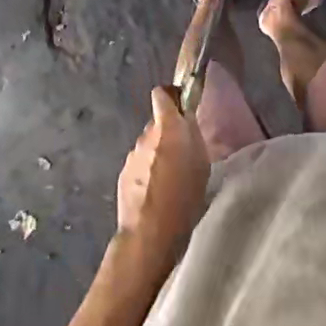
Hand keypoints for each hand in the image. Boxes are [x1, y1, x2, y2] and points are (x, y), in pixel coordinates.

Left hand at [115, 88, 209, 255]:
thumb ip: (192, 134)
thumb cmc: (185, 195)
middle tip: (182, 154)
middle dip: (167, 134)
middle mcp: (146, 134)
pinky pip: (139, 165)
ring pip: (147, 146)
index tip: (180, 108)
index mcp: (167, 126)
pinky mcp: (123, 174)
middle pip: (156, 125)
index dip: (170, 98)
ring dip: (157, 155)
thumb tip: (184, 118)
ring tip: (169, 179)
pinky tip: (155, 193)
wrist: (150, 232)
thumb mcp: (202, 161)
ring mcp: (132, 154)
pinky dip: (146, 172)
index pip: (162, 94)